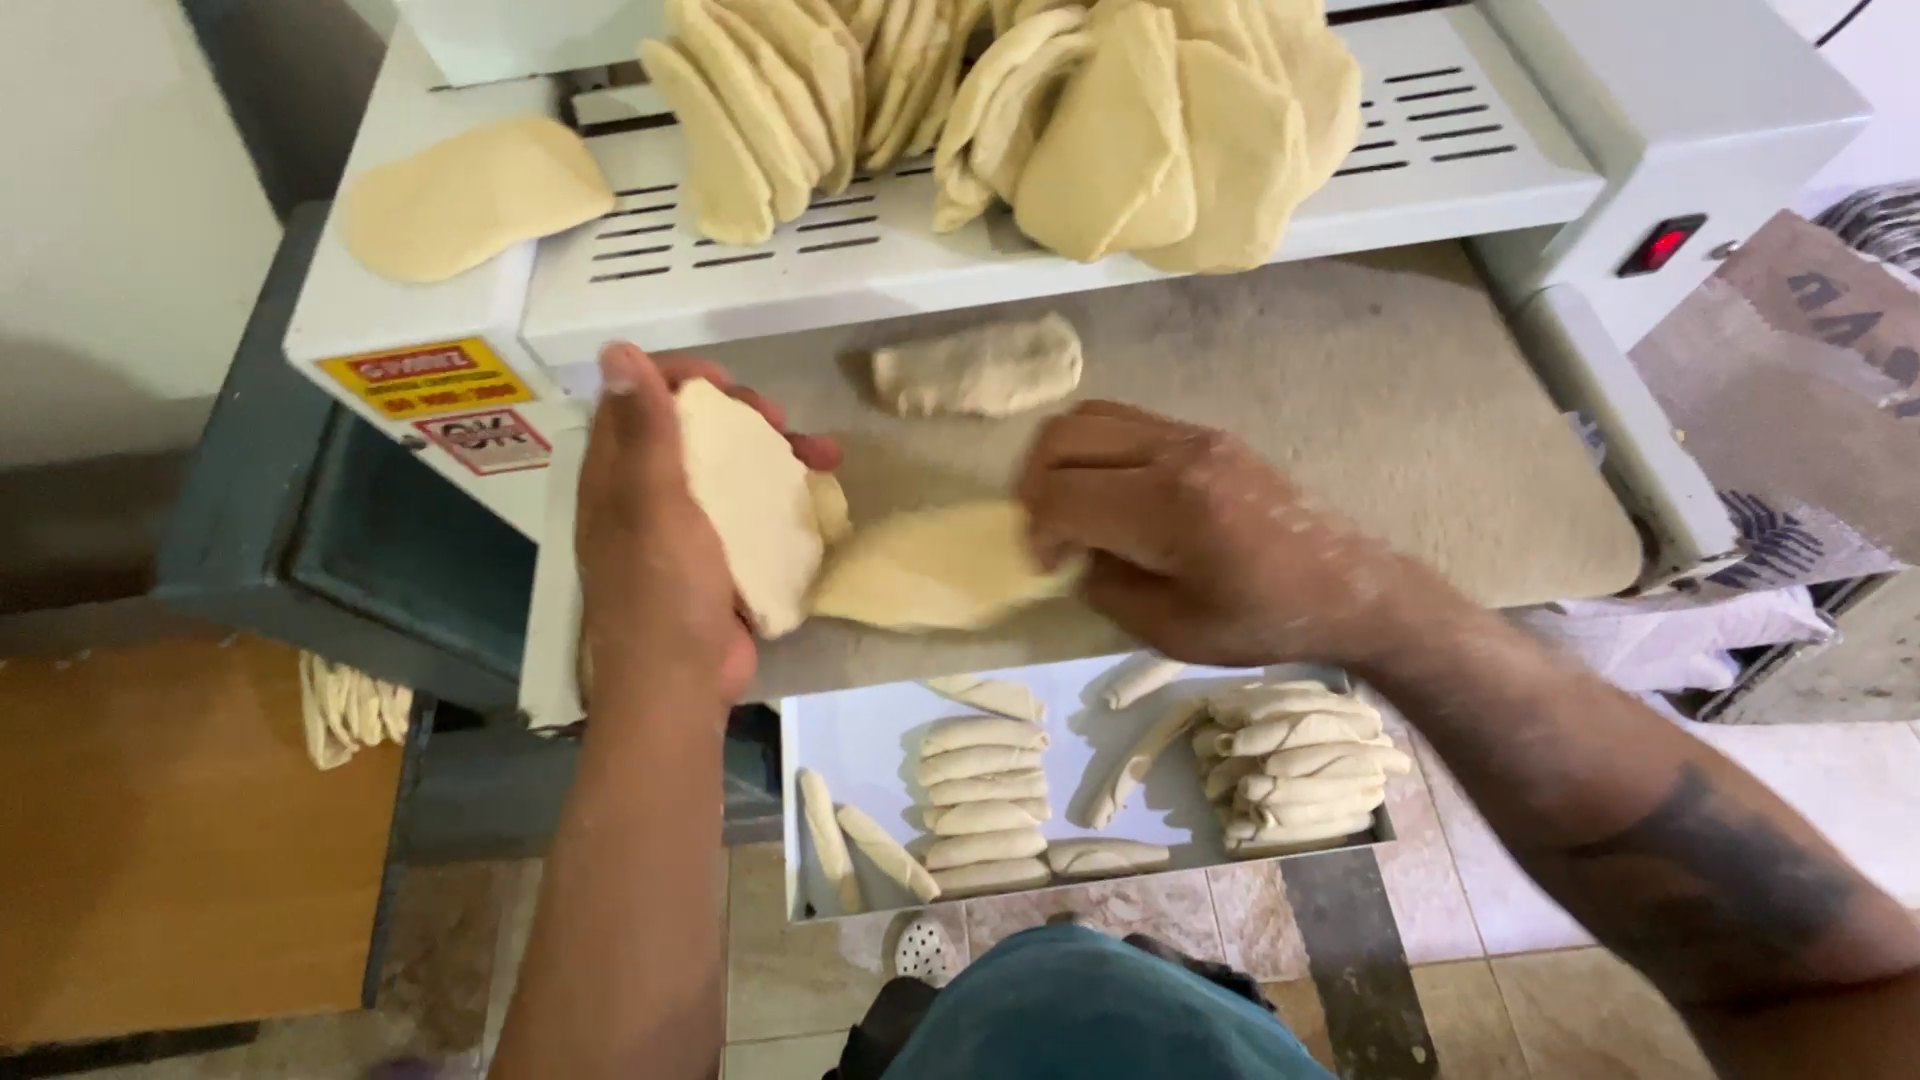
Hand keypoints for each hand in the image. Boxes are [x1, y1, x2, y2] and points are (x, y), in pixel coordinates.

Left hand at [576, 343, 839, 703]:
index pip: (638, 400)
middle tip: (775, 418)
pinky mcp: (722, 555)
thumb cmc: (664, 593)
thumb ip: (646, 432)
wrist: (683, 684)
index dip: (679, 377)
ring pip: (731, 467)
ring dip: (775, 451)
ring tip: (822, 452)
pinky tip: (821, 493)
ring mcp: (688, 527)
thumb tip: (616, 349)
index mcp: (617, 476)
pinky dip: (785, 494)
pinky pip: (753, 509)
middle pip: (693, 429)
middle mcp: (648, 494)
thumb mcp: (655, 506)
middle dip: (739, 413)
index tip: (726, 380)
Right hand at [1017, 401, 1448, 669]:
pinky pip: (1123, 419)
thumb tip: (1073, 558)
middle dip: (1032, 484)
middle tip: (1044, 530)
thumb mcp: (1171, 630)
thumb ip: (1104, 589)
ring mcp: (1191, 434)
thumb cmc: (1262, 620)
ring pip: (1088, 416)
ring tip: (1069, 504)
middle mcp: (1174, 453)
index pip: (1059, 494)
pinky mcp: (1204, 433)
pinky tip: (1108, 490)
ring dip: (1059, 459)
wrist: (1349, 586)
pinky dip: (1094, 448)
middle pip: (1061, 437)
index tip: (1049, 567)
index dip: (1035, 532)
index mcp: (1166, 507)